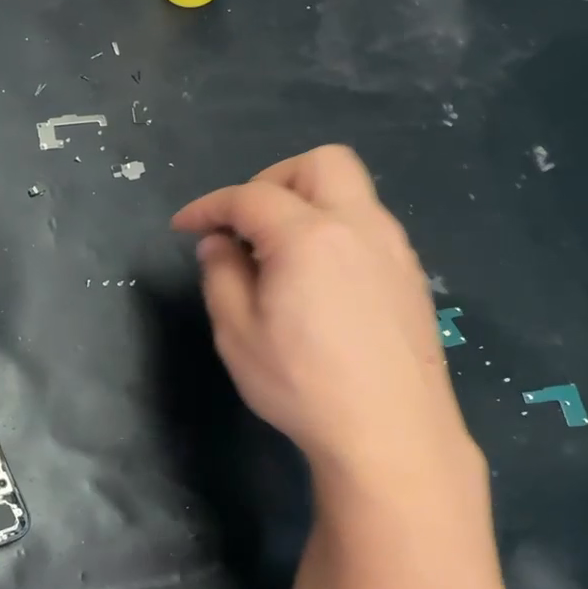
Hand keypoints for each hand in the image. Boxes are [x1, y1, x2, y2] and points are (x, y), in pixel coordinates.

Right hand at [172, 145, 478, 486]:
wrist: (386, 424)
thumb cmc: (298, 381)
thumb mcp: (236, 333)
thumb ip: (221, 277)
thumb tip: (218, 245)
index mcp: (308, 237)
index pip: (251, 197)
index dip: (209, 206)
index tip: (182, 227)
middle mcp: (358, 225)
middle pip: (320, 164)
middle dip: (270, 181)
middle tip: (237, 224)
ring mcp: (391, 246)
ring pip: (348, 191)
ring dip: (301, 204)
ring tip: (266, 255)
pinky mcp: (405, 271)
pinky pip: (363, 225)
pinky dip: (326, 230)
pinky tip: (305, 277)